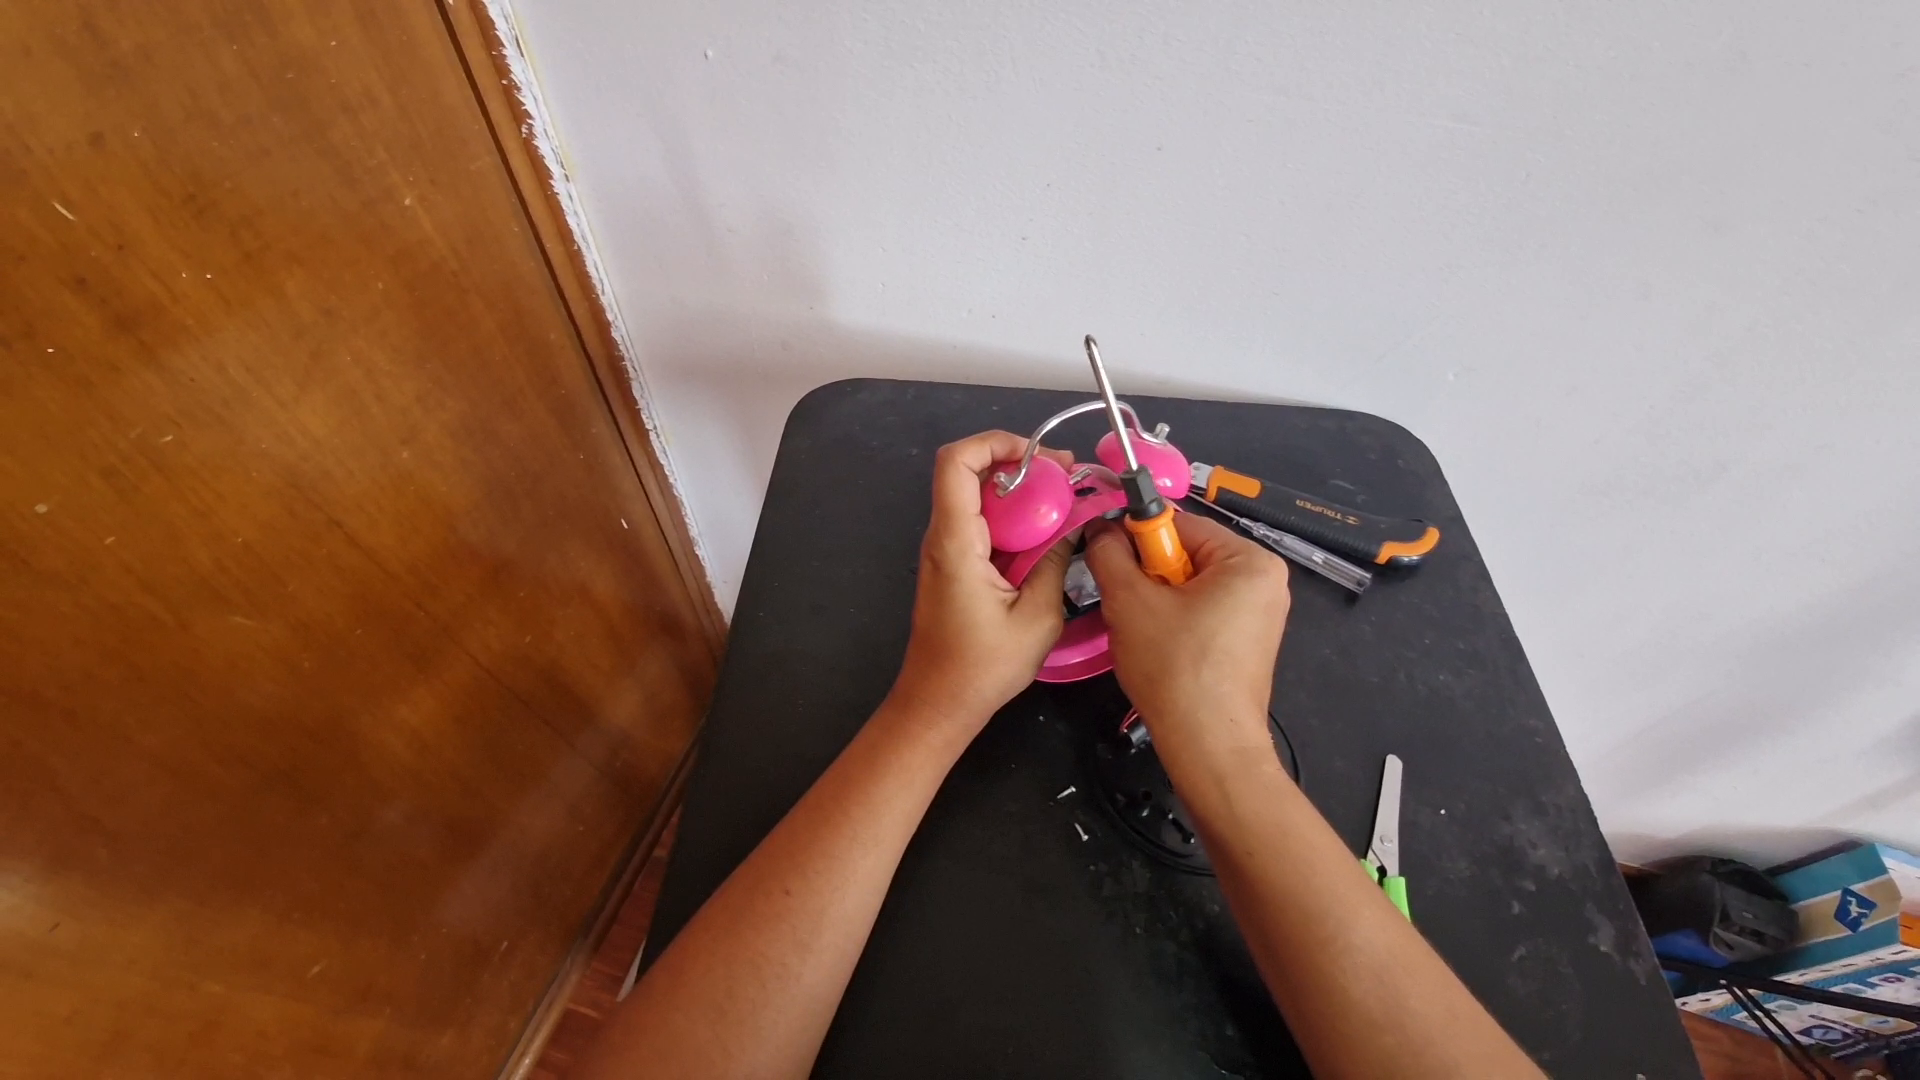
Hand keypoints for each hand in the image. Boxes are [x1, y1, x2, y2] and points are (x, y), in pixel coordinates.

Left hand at [888, 431, 1075, 738]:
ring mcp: (945, 551)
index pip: (957, 462)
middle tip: (1067, 479)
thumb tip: (1075, 525)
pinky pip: (982, 525)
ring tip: (1064, 504)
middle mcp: (943, 537)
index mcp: (956, 542)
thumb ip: (1056, 563)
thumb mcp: (1037, 617)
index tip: (1040, 456)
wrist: (939, 703)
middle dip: (1021, 466)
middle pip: (971, 474)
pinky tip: (1046, 537)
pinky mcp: (953, 566)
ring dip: (1020, 494)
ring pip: (979, 499)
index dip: (995, 442)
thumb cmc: (982, 667)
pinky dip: (1013, 520)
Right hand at [1083, 513, 1290, 765]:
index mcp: (1249, 560)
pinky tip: (1158, 645)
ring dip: (1156, 600)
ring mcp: (1260, 614)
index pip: (1179, 524)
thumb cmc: (1174, 666)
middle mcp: (1265, 581)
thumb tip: (1100, 528)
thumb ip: (1110, 553)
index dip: (1136, 538)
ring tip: (1140, 629)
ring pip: (1189, 586)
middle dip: (1147, 575)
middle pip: (1186, 555)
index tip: (1107, 559)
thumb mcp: (1129, 601)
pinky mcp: (1248, 642)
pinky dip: (1173, 620)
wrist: (1207, 745)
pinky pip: (1202, 611)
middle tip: (1124, 603)